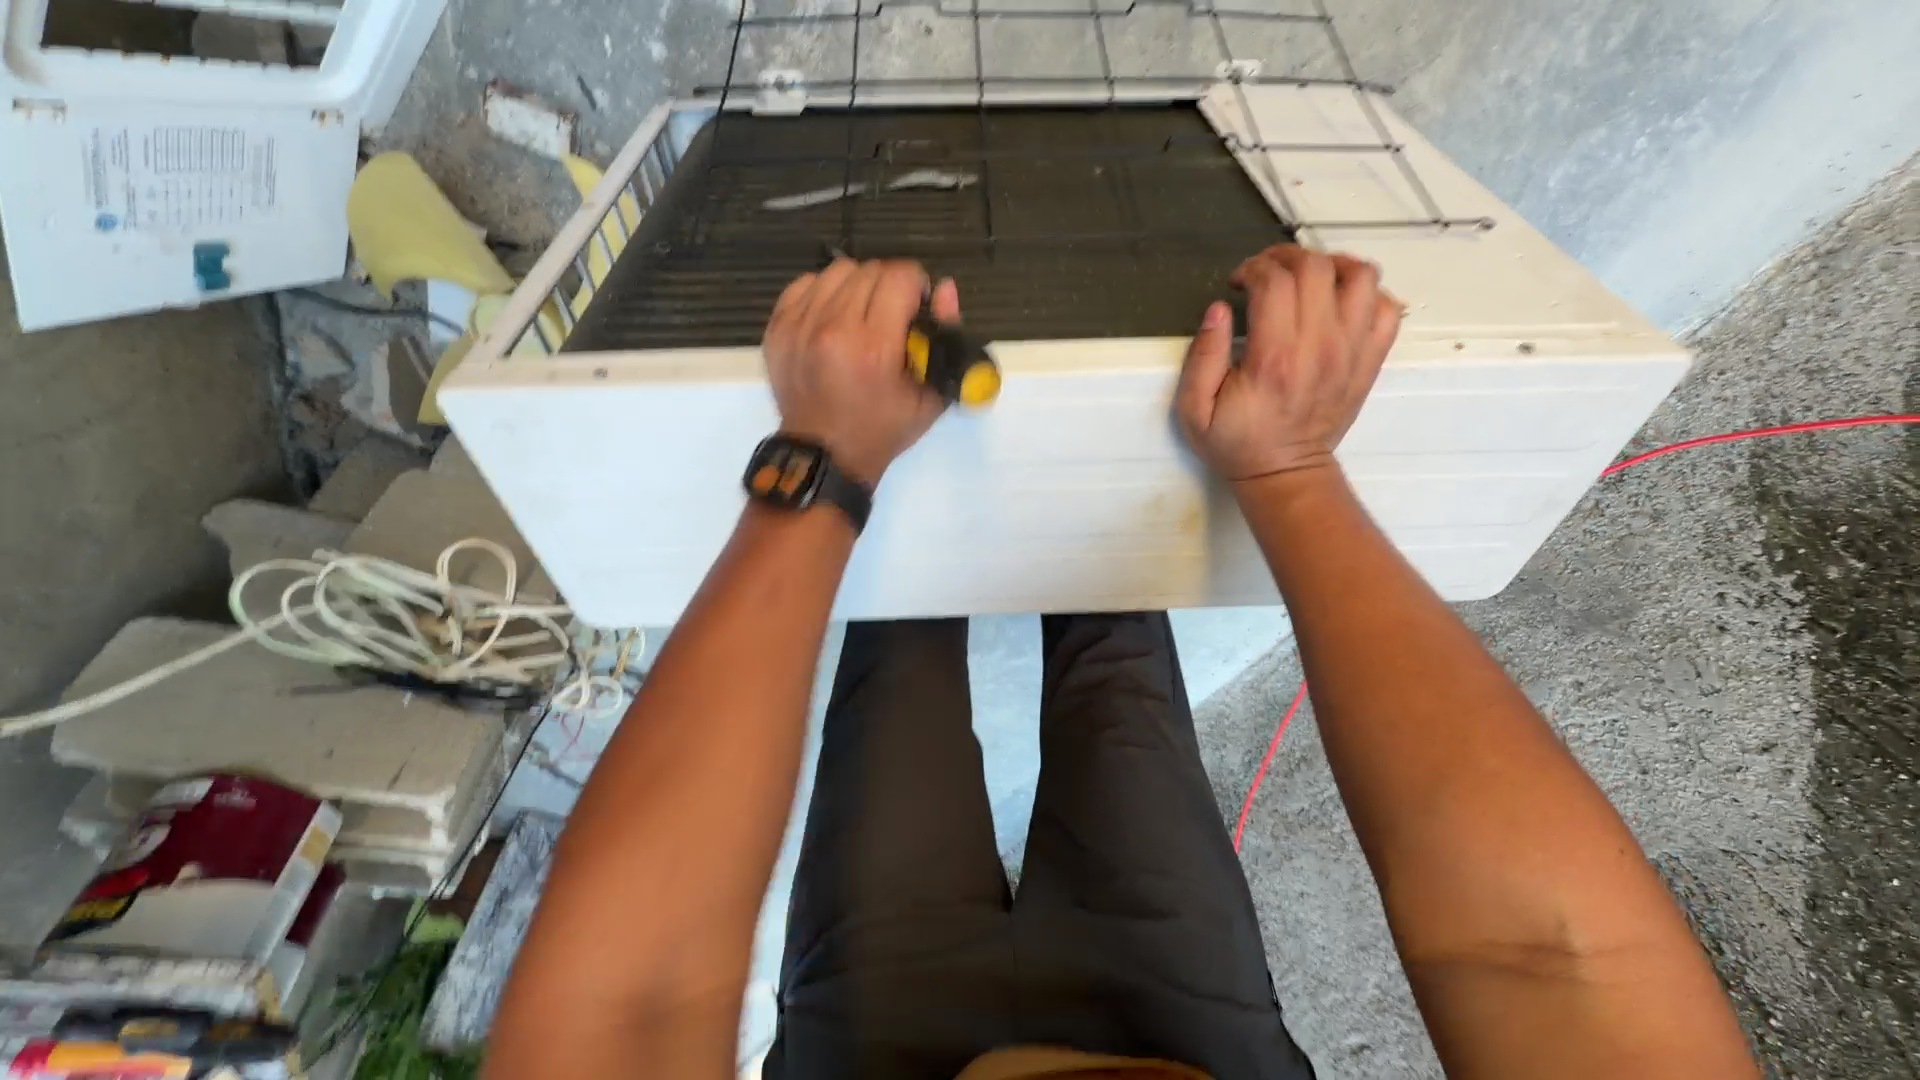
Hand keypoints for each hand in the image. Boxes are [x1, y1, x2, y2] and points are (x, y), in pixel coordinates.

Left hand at [762, 259, 958, 484]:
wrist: (825, 456)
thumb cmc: (882, 430)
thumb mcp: (930, 397)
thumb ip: (945, 338)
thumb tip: (945, 288)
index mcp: (874, 347)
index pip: (900, 277)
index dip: (917, 286)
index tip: (917, 307)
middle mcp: (833, 328)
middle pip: (870, 270)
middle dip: (890, 286)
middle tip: (893, 314)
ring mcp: (800, 326)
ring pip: (837, 271)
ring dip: (857, 286)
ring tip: (862, 314)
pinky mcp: (777, 328)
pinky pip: (806, 284)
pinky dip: (825, 292)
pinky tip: (834, 317)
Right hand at [1176, 244, 1400, 484]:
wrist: (1285, 474)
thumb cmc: (1236, 443)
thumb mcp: (1193, 410)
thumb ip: (1201, 357)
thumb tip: (1218, 309)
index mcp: (1273, 358)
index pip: (1275, 282)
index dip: (1252, 269)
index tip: (1237, 284)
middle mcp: (1320, 347)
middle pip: (1317, 268)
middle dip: (1286, 258)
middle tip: (1266, 273)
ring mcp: (1352, 351)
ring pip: (1361, 276)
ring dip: (1331, 265)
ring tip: (1306, 278)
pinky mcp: (1370, 359)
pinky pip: (1388, 307)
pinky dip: (1366, 293)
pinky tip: (1338, 301)